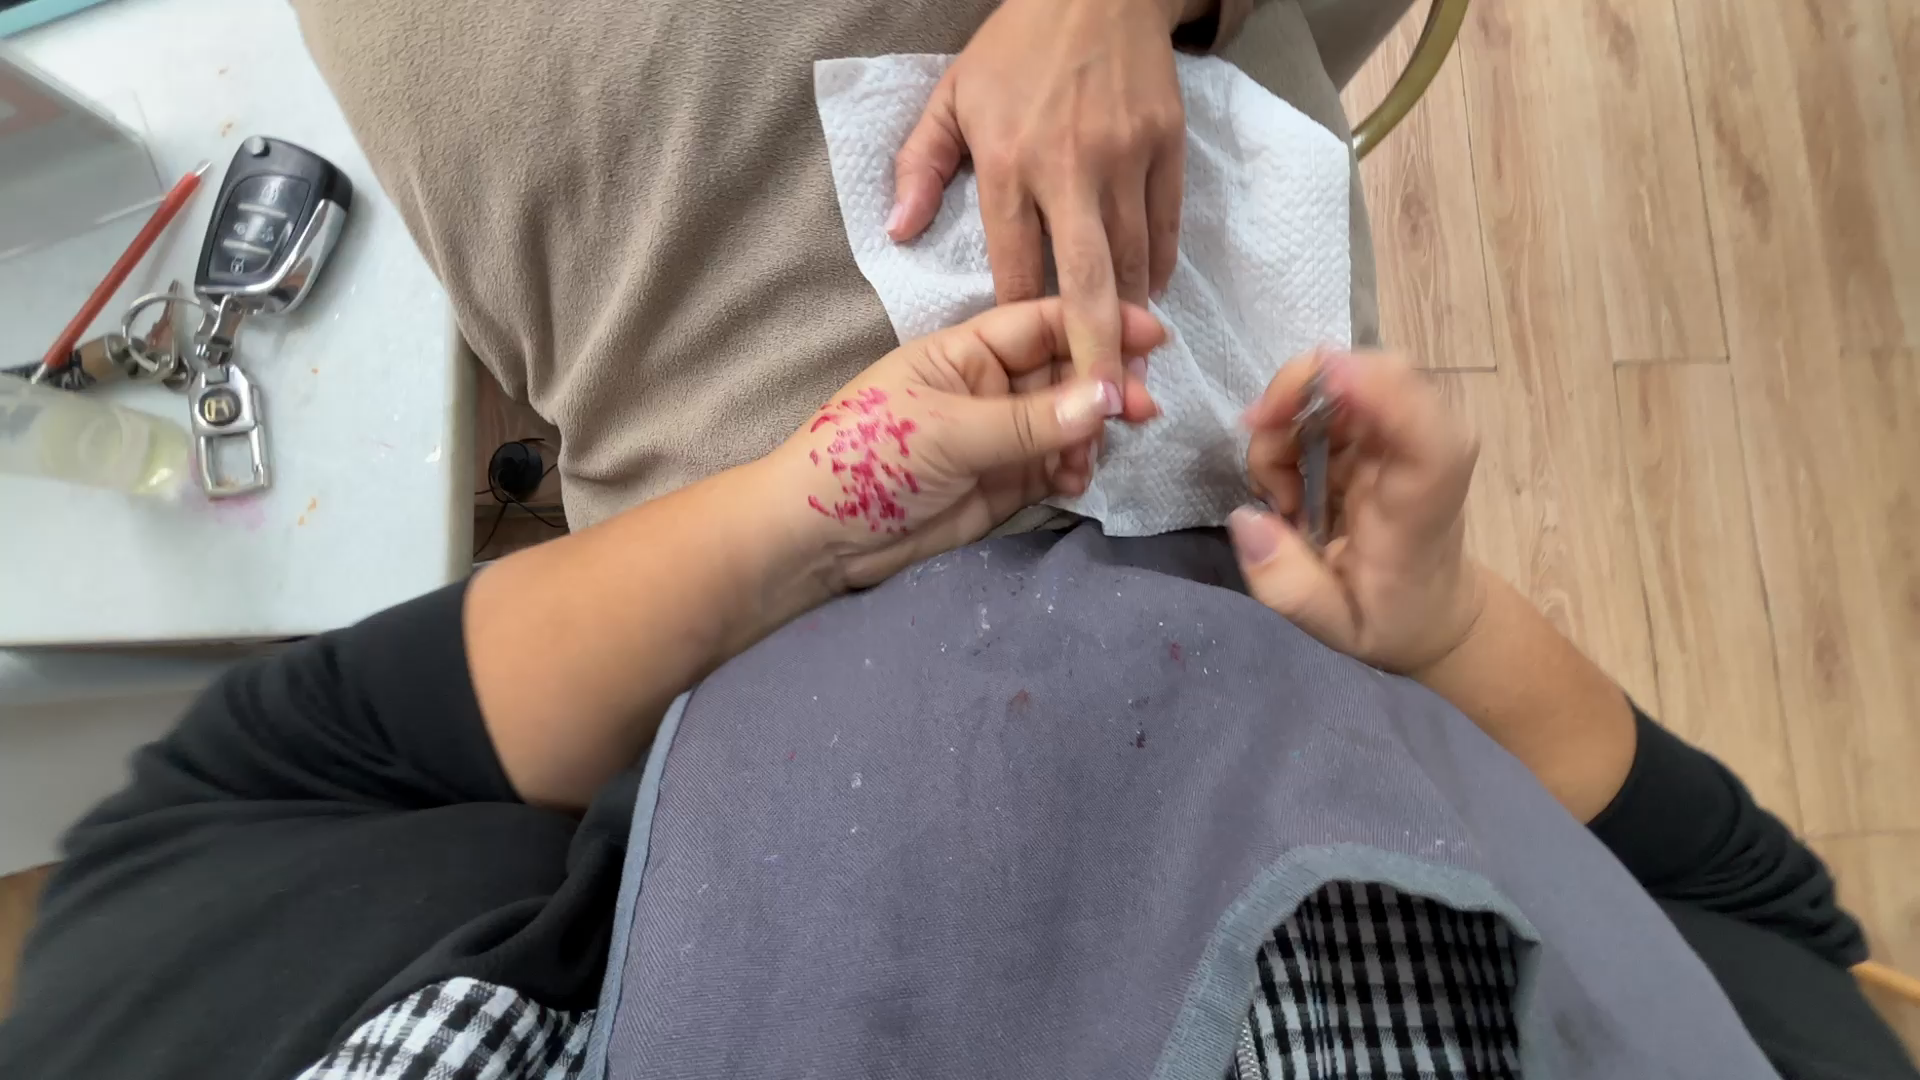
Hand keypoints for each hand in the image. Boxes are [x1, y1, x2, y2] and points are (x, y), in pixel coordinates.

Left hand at [779, 298, 1166, 587]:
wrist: (822, 540)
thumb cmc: (865, 461)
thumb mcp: (946, 431)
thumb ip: (1028, 420)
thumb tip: (1109, 397)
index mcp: (964, 352)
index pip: (1041, 324)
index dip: (1095, 324)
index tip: (1152, 336)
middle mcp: (989, 388)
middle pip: (1064, 373)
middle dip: (1104, 387)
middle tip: (1144, 409)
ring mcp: (999, 437)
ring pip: (1066, 422)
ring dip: (1089, 436)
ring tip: (1089, 458)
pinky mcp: (1004, 483)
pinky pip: (1054, 467)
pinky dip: (1072, 471)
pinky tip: (1074, 481)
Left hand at [888, 0, 1200, 414]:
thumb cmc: (1015, 48)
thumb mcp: (952, 96)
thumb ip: (920, 167)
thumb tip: (899, 234)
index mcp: (1008, 166)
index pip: (1016, 272)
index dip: (1027, 333)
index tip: (1036, 383)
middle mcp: (1069, 170)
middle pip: (1085, 283)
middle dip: (1096, 355)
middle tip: (1105, 410)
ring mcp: (1126, 159)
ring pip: (1132, 262)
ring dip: (1131, 325)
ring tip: (1130, 373)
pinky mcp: (1169, 148)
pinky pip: (1166, 226)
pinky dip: (1159, 268)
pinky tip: (1150, 300)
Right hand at [1228, 349, 1484, 674]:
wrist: (1430, 610)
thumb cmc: (1391, 619)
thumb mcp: (1333, 627)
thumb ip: (1285, 585)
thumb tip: (1245, 517)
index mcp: (1420, 505)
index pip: (1426, 434)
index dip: (1381, 390)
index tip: (1326, 377)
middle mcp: (1415, 455)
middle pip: (1373, 374)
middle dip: (1297, 394)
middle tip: (1259, 447)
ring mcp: (1393, 439)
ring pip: (1332, 384)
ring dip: (1282, 427)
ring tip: (1280, 496)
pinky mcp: (1372, 435)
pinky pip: (1319, 404)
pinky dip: (1285, 434)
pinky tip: (1288, 484)